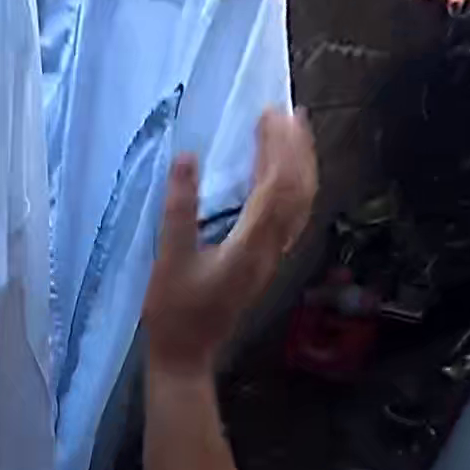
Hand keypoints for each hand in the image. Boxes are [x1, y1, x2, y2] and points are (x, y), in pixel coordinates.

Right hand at [143, 107, 316, 377]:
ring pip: (298, 208)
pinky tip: (279, 182)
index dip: (276, 147)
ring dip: (300, 169)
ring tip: (293, 138)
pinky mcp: (261, 268)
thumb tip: (185, 159)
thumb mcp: (169, 260)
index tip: (268, 114)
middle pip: (298, 193)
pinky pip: (288, 221)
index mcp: (249, 246)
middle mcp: (269, 251)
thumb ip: (179, 210)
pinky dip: (291, 192)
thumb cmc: (174, 313)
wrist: (185, 354)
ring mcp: (269, 261)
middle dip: (297, 151)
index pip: (275, 186)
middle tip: (290, 114)